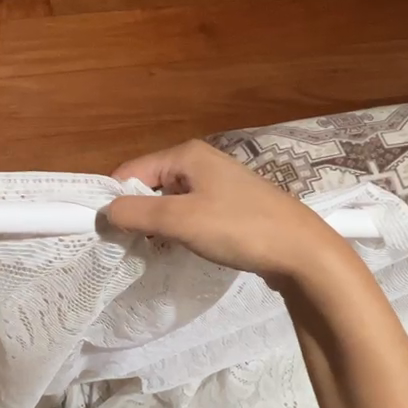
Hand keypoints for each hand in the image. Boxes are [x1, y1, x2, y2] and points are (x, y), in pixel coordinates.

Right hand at [106, 140, 353, 284]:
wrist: (303, 252)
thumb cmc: (239, 228)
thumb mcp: (180, 221)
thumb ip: (136, 214)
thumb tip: (105, 212)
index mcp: (186, 155)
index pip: (131, 171)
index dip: (116, 200)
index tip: (110, 233)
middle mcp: (201, 162)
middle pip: (150, 185)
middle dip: (137, 214)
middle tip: (132, 246)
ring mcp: (219, 184)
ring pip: (170, 202)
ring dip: (158, 225)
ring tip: (157, 250)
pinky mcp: (231, 206)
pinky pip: (191, 213)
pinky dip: (180, 230)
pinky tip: (184, 249)